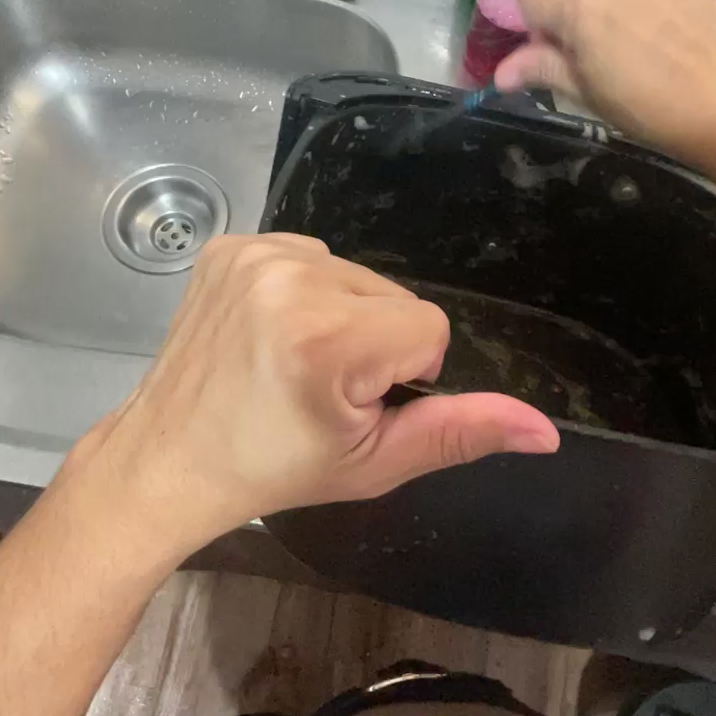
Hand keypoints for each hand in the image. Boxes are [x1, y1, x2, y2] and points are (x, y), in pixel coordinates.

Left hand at [65, 234, 557, 552]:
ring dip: (343, 313)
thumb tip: (545, 428)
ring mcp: (253, 254)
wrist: (170, 458)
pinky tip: (272, 330)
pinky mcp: (231, 245)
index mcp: (327, 337)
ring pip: (354, 274)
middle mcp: (290, 278)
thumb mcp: (374, 463)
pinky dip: (305, 291)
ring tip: (295, 359)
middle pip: (392, 295)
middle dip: (374, 340)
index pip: (428, 326)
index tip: (354, 401)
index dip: (405, 371)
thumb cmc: (274, 469)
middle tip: (322, 386)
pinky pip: (309, 256)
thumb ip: (461, 433)